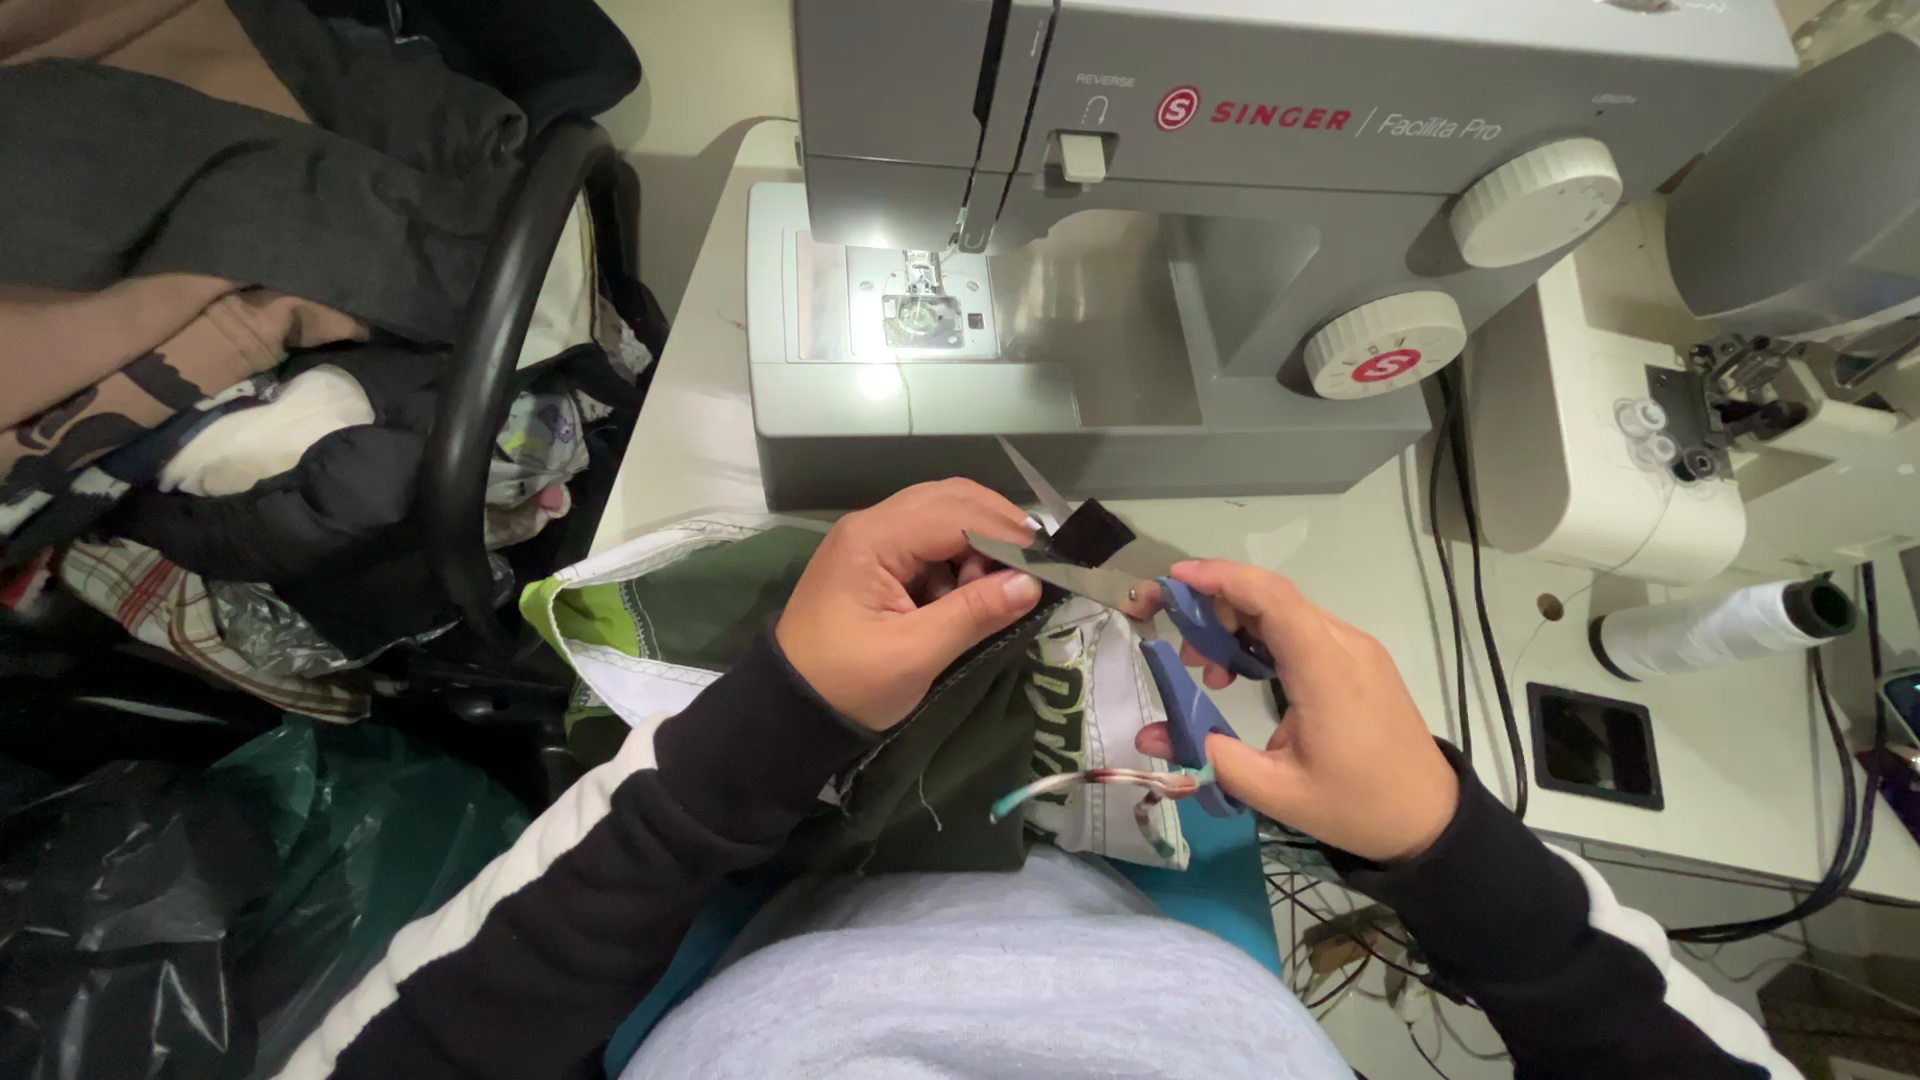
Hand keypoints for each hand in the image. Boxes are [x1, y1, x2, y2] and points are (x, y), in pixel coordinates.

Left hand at [775, 479, 1043, 730]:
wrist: (789, 707)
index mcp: (873, 539)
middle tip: (1033, 566)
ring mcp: (872, 537)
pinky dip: (959, 554)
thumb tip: (1032, 583)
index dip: (1006, 533)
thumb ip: (974, 614)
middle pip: (950, 498)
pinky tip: (969, 589)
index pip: (955, 513)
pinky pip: (928, 537)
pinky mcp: (876, 556)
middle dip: (997, 526)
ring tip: (998, 584)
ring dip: (979, 539)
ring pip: (942, 512)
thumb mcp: (915, 654)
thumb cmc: (848, 684)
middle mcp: (872, 524)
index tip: (1047, 563)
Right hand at [1134, 560, 1458, 861]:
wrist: (1433, 821)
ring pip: (1280, 608)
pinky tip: (1237, 671)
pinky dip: (1255, 634)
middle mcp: (1342, 644)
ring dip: (1231, 621)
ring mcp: (1352, 647)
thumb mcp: (1277, 793)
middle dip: (1209, 600)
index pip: (1272, 598)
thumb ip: (1210, 757)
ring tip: (1203, 668)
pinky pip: (1295, 626)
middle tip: (1165, 628)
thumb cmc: (1358, 807)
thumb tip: (1146, 735)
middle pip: (1269, 595)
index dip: (1220, 578)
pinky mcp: (1353, 657)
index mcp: (1327, 671)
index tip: (1172, 580)